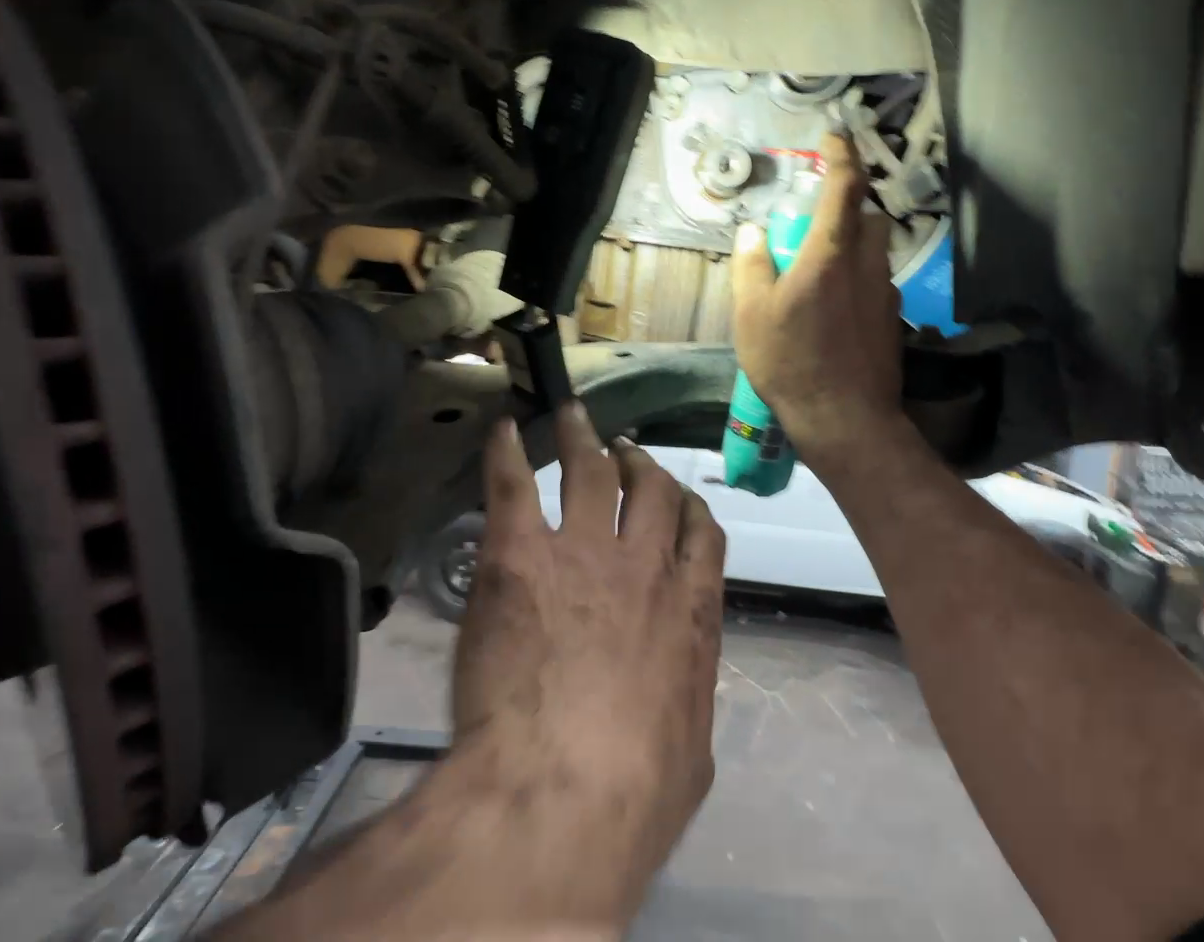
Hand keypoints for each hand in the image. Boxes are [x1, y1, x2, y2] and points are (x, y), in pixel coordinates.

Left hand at [451, 401, 725, 909]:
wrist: (563, 785)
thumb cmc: (635, 787)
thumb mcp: (690, 755)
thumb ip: (687, 710)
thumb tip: (678, 704)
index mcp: (691, 614)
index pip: (702, 538)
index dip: (689, 508)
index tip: (674, 495)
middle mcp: (646, 568)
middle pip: (652, 493)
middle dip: (640, 465)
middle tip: (622, 448)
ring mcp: (583, 554)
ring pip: (592, 474)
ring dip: (583, 440)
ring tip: (572, 417)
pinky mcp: (519, 556)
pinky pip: (514, 486)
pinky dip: (506, 454)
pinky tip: (501, 430)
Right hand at [731, 132, 903, 460]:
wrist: (845, 418)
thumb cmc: (791, 363)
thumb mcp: (752, 315)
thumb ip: (751, 265)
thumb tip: (752, 231)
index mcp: (830, 254)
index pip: (845, 186)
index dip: (841, 155)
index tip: (833, 138)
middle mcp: (866, 265)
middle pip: (869, 215)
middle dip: (848, 205)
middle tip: (816, 220)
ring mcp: (885, 294)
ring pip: (874, 251)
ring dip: (851, 246)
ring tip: (818, 272)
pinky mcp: (891, 320)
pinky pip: (874, 283)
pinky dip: (856, 280)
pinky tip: (833, 311)